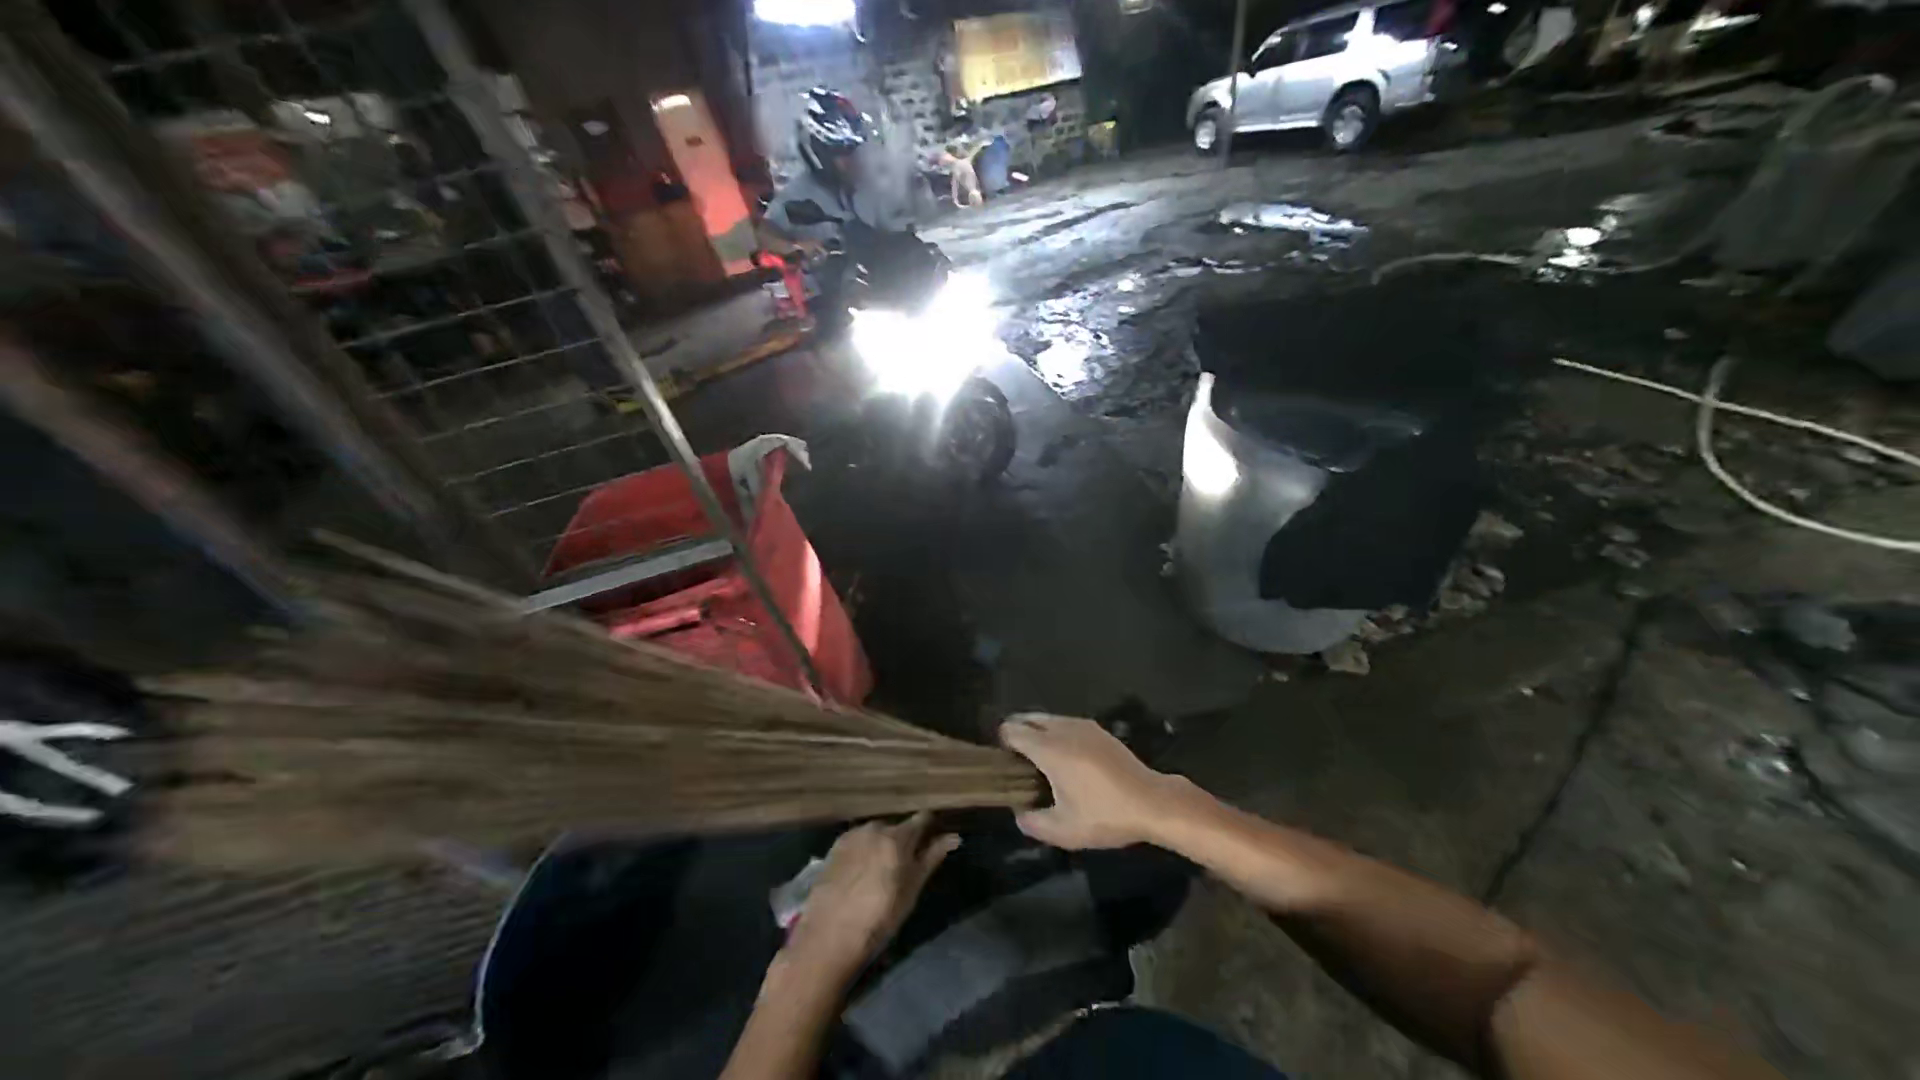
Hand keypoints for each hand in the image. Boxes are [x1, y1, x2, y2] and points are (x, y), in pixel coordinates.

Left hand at [783, 812, 958, 980]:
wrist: (829, 936)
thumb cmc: (879, 918)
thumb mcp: (911, 890)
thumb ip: (931, 858)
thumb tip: (954, 837)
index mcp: (898, 837)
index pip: (922, 819)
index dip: (930, 828)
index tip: (935, 838)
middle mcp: (875, 828)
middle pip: (897, 827)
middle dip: (904, 841)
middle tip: (905, 866)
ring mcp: (852, 835)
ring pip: (876, 834)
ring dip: (882, 845)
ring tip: (882, 872)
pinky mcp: (834, 847)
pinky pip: (858, 841)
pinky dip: (864, 851)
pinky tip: (861, 873)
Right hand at [997, 714, 1185, 849]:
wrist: (1152, 802)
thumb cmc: (1106, 815)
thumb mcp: (1064, 831)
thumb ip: (1033, 823)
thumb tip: (1020, 813)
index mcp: (1050, 749)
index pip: (1013, 731)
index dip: (1002, 743)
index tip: (1003, 762)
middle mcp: (1063, 730)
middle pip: (1028, 719)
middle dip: (1017, 733)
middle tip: (1016, 761)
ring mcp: (1083, 726)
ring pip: (1048, 719)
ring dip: (1037, 731)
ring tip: (1039, 759)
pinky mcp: (1099, 730)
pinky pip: (1066, 723)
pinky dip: (1056, 732)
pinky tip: (1065, 757)